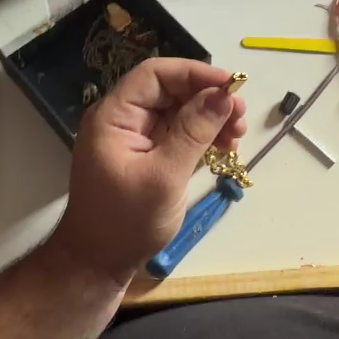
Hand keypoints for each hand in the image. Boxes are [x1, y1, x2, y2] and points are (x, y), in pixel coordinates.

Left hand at [47, 58, 247, 285]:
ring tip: (237, 136)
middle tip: (241, 116)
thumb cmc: (125, 222)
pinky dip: (202, 137)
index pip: (156, 74)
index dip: (195, 73)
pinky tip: (225, 148)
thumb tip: (223, 95)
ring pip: (178, 111)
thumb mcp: (164, 176)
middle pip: (170, 91)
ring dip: (210, 118)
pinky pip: (177, 133)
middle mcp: (122, 119)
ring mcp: (134, 138)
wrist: (97, 265)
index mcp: (114, 116)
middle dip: (208, 98)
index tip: (231, 85)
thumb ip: (194, 132)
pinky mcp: (146, 156)